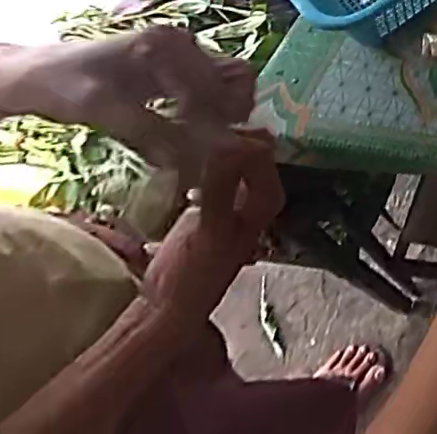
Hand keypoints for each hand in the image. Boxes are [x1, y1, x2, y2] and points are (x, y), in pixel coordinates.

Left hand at [0, 26, 255, 168]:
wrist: (19, 77)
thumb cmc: (55, 86)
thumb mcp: (96, 108)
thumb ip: (146, 130)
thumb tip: (188, 161)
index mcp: (169, 42)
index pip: (211, 81)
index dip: (213, 118)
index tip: (211, 152)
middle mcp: (186, 43)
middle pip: (233, 76)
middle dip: (230, 112)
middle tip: (219, 147)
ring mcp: (184, 55)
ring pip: (228, 82)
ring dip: (226, 111)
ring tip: (211, 143)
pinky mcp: (176, 70)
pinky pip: (209, 88)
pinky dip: (211, 111)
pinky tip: (196, 134)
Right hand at [142, 133, 283, 328]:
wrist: (168, 307)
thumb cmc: (190, 274)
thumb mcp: (207, 230)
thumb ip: (219, 189)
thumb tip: (228, 147)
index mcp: (268, 195)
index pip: (260, 149)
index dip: (235, 136)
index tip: (201, 129)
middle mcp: (262, 190)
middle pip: (252, 147)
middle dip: (227, 136)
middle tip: (191, 130)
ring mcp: (240, 194)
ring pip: (236, 154)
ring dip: (215, 145)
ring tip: (185, 139)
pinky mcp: (218, 200)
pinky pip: (219, 167)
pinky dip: (205, 158)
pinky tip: (184, 158)